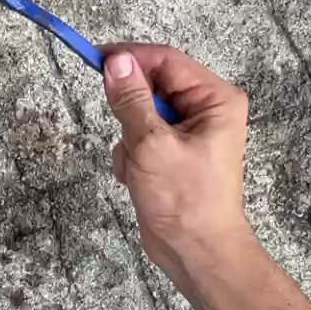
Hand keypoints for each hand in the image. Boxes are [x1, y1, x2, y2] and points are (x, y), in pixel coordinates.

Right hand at [101, 44, 253, 273]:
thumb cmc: (185, 200)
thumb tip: (116, 61)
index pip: (166, 61)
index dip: (130, 57)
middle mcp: (206, 110)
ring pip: (139, 114)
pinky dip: (130, 156)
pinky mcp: (171, 153)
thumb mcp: (151, 144)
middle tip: (126, 136)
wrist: (196, 252)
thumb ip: (131, 99)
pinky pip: (139, 138)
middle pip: (152, 87)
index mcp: (215, 99)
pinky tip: (138, 179)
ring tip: (139, 168)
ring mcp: (188, 133)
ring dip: (129, 140)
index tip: (95, 59)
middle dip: (131, 113)